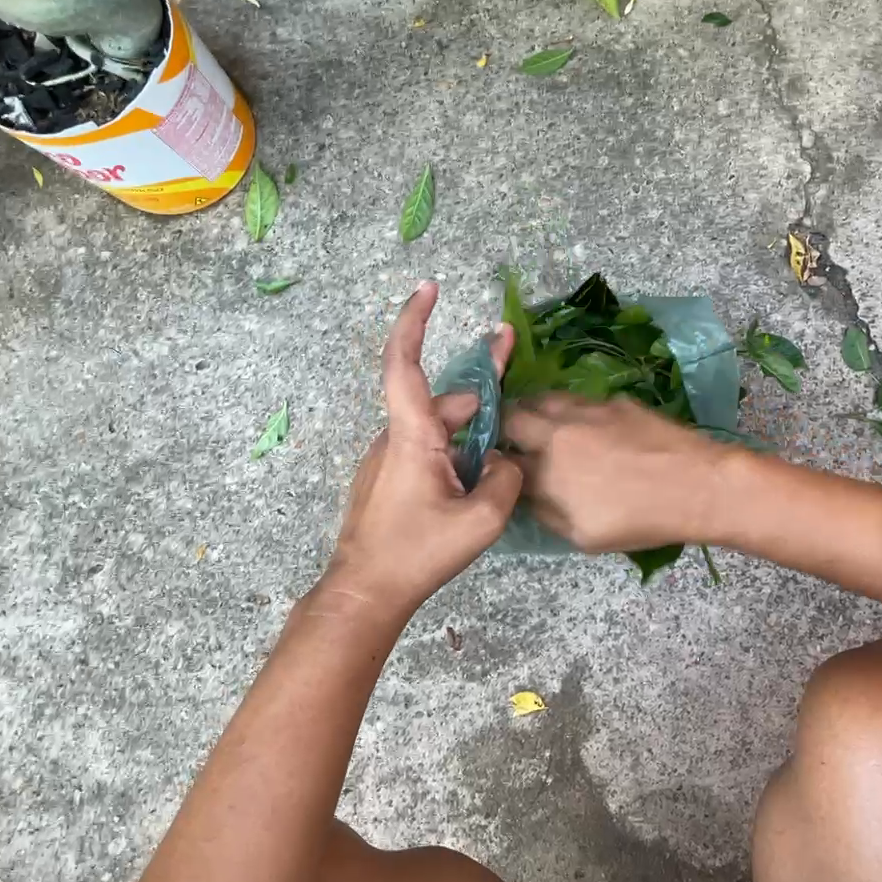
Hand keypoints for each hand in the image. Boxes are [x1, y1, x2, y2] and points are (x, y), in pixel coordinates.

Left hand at [321, 282, 520, 614]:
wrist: (367, 592)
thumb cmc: (420, 552)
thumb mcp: (483, 518)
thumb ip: (506, 478)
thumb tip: (504, 461)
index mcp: (413, 436)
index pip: (405, 363)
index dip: (415, 321)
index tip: (429, 289)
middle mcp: (396, 438)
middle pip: (444, 403)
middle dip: (482, 400)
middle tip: (514, 388)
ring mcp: (388, 460)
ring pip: (439, 431)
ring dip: (472, 439)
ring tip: (500, 472)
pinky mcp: (389, 480)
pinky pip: (429, 452)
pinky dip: (456, 456)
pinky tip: (476, 488)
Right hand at [503, 394, 737, 552]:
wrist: (698, 485)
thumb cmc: (641, 520)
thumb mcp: (584, 537)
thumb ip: (547, 514)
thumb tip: (528, 496)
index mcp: (546, 473)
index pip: (503, 463)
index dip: (497, 465)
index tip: (500, 469)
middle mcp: (558, 434)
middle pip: (512, 417)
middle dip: (504, 427)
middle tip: (512, 439)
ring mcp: (587, 412)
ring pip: (542, 399)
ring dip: (533, 410)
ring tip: (541, 425)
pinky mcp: (615, 402)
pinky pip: (578, 399)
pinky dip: (568, 409)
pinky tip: (582, 424)